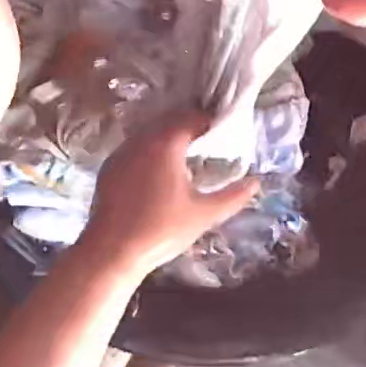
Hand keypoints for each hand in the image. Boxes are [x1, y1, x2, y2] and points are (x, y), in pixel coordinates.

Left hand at [78, 111, 259, 275]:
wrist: (112, 248)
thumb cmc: (161, 229)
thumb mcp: (204, 214)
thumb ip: (233, 196)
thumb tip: (255, 183)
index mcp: (164, 144)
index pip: (190, 118)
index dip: (208, 121)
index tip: (222, 131)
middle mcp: (140, 140)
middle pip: (167, 121)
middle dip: (188, 126)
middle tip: (207, 140)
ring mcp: (121, 152)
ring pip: (148, 133)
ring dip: (167, 137)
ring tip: (186, 153)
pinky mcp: (109, 166)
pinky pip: (133, 148)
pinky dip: (149, 150)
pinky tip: (158, 169)